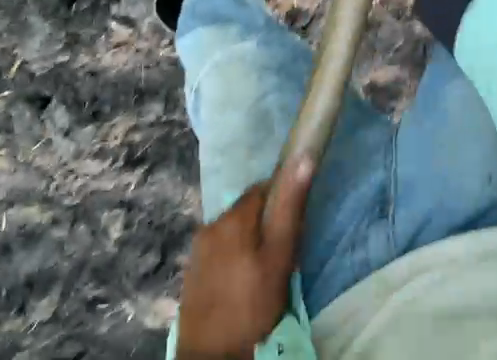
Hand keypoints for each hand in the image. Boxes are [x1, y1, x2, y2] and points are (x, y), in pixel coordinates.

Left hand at [177, 157, 314, 359]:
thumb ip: (290, 207)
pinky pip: (221, 250)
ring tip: (266, 268)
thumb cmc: (252, 305)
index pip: (263, 188)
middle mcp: (210, 225)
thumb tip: (303, 157)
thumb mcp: (279, 257)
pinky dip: (235, 256)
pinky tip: (244, 281)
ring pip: (234, 231)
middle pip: (247, 209)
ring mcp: (197, 250)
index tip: (295, 223)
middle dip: (267, 221)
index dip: (283, 200)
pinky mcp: (193, 272)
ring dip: (250, 240)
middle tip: (284, 250)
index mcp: (232, 218)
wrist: (212, 358)